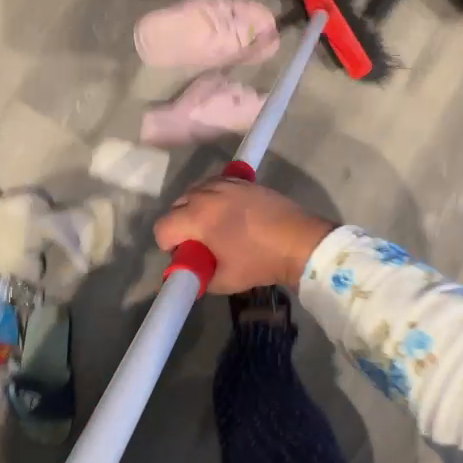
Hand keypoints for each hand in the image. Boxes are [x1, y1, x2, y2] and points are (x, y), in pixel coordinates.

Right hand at [152, 178, 336, 293]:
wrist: (300, 241)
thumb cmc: (261, 262)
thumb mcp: (224, 281)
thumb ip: (198, 277)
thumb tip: (190, 273)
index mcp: (198, 218)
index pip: (162, 228)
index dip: (168, 246)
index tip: (185, 256)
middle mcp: (206, 194)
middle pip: (175, 207)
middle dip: (180, 226)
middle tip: (199, 245)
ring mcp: (224, 183)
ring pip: (193, 192)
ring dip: (194, 210)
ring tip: (213, 228)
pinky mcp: (241, 180)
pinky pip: (213, 185)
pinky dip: (211, 198)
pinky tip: (227, 213)